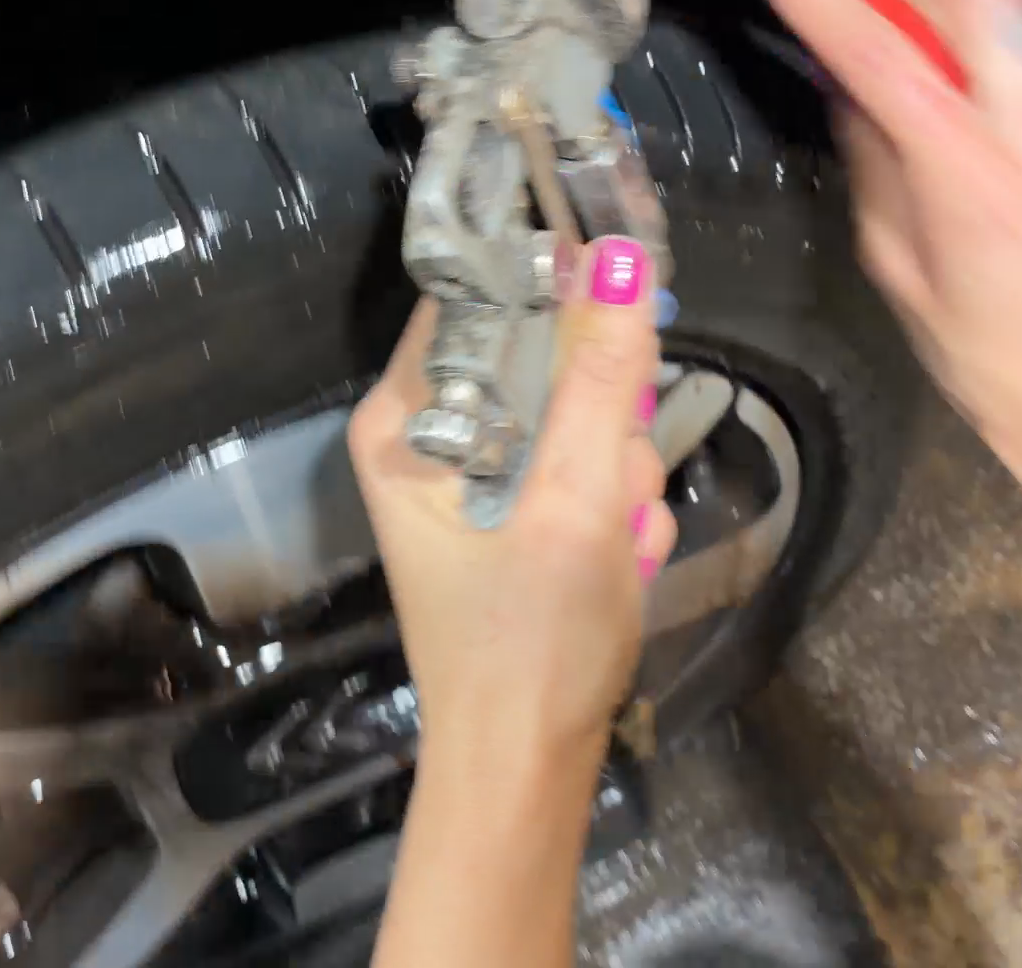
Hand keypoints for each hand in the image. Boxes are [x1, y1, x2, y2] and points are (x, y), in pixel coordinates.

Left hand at [347, 237, 677, 757]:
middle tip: (612, 486)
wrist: (528, 760)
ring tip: (613, 540)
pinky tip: (615, 557)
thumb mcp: (573, 502)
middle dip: (598, 419)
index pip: (473, 302)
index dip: (553, 299)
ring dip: (613, 472)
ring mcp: (472, 476)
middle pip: (536, 361)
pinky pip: (576, 466)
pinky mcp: (510, 510)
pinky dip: (608, 505)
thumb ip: (598, 381)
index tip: (615, 335)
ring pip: (571, 416)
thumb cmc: (531, 640)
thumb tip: (619, 261)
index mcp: (403, 420)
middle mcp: (426, 438)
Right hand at [737, 0, 1021, 479]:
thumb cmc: (978, 353)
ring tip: (951, 157)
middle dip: (916, 6)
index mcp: (971, 184)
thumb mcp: (894, 268)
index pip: (883, 60)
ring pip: (1017, 46)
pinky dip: (1011, 119)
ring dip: (963, 74)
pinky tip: (1008, 187)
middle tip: (885, 63)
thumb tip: (859, 98)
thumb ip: (877, 170)